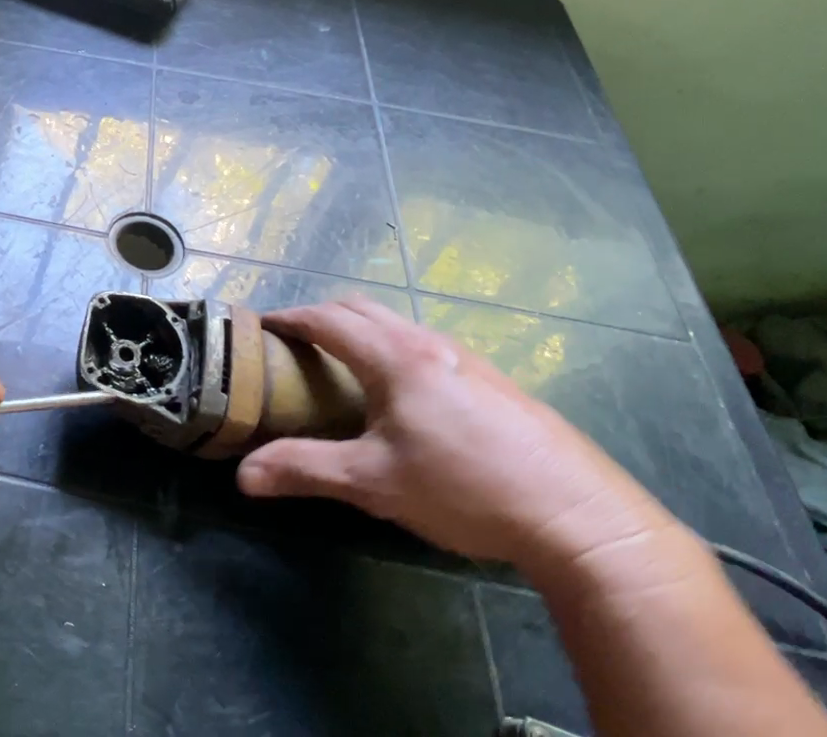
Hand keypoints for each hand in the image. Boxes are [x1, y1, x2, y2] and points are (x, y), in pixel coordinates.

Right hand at [236, 298, 670, 569]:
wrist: (584, 518)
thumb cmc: (466, 490)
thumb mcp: (374, 484)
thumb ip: (304, 470)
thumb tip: (243, 476)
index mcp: (397, 358)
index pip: (328, 320)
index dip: (288, 318)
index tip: (259, 325)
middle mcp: (432, 345)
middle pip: (363, 309)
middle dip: (321, 315)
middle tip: (292, 342)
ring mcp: (471, 360)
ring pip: (400, 325)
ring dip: (360, 330)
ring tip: (341, 365)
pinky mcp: (498, 383)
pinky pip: (428, 346)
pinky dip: (394, 348)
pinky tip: (402, 394)